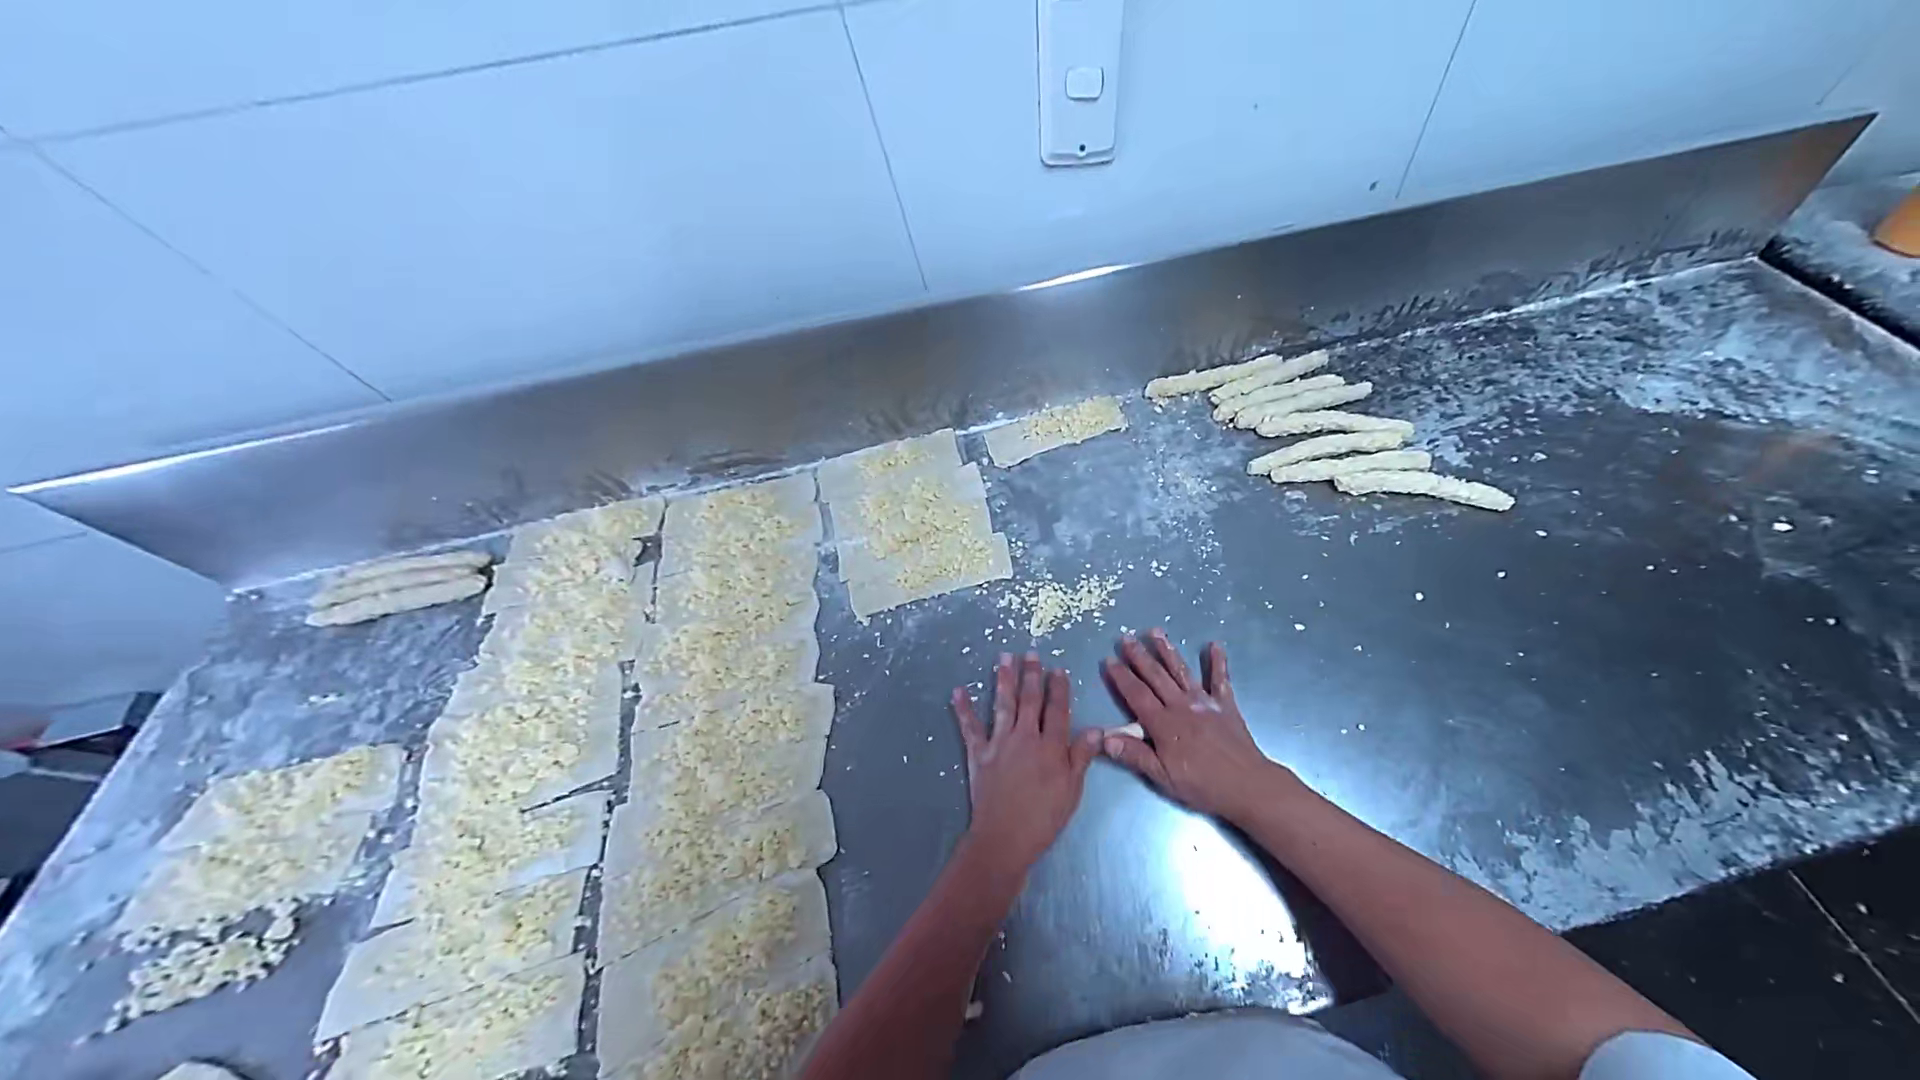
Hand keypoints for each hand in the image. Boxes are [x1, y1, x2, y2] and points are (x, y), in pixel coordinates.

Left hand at [951, 652, 1101, 874]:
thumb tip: (1095, 729)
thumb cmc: (1044, 817)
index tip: (1058, 669)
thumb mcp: (1072, 790)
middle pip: (1030, 700)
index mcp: (1050, 746)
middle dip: (1031, 675)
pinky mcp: (978, 753)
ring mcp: (999, 742)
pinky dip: (963, 708)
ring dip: (1003, 679)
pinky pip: (970, 726)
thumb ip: (1081, 757)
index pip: (1057, 710)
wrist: (1005, 837)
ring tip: (1004, 658)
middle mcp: (1025, 737)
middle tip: (1030, 653)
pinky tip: (958, 691)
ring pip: (1003, 704)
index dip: (1058, 688)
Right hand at [1100, 629, 1291, 823]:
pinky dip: (1218, 662)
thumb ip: (1134, 754)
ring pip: (1181, 671)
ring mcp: (1204, 702)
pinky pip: (1220, 680)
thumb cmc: (1202, 784)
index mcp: (1163, 723)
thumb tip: (1103, 738)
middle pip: (1156, 677)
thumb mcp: (1162, 776)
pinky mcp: (1225, 705)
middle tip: (1126, 637)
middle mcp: (1181, 706)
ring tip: (1155, 631)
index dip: (1121, 677)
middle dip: (1139, 656)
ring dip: (1167, 651)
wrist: (1247, 786)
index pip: (1136, 694)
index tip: (1109, 659)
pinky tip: (1215, 645)